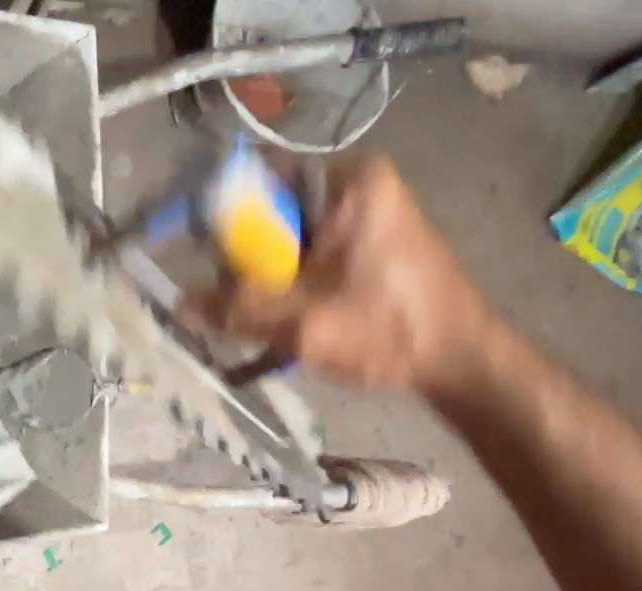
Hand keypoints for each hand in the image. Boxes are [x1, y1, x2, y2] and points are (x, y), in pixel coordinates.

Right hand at [189, 157, 495, 396]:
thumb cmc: (390, 332)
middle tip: (232, 308)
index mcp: (347, 184)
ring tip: (256, 325)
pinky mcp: (363, 248)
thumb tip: (180, 305)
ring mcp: (360, 218)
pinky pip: (303, 260)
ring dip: (261, 285)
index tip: (188, 250)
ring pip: (282, 244)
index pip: (259, 178)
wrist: (460, 362)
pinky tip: (278, 326)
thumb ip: (237, 310)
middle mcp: (353, 188)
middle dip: (242, 263)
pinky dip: (284, 291)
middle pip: (268, 214)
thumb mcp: (303, 323)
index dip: (217, 213)